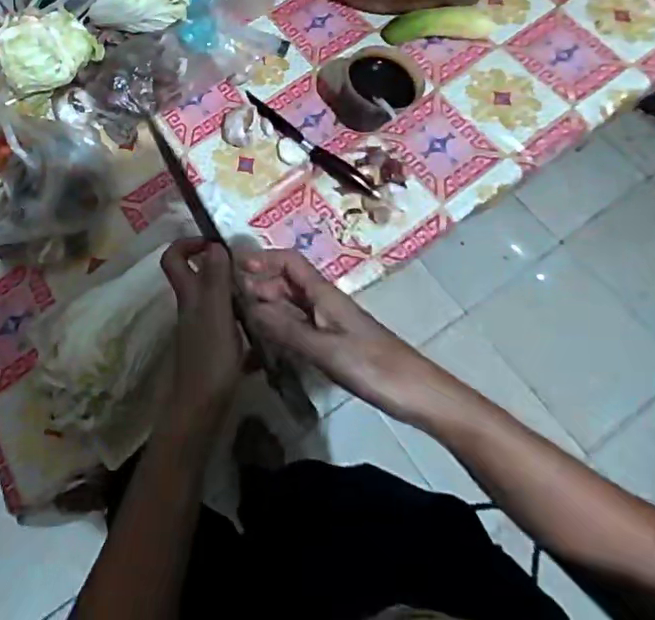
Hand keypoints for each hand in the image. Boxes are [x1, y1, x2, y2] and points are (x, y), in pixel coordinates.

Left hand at [158, 239, 244, 434]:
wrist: (201, 409)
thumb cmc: (209, 358)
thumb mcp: (216, 313)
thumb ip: (215, 279)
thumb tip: (213, 244)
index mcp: (188, 295)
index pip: (172, 258)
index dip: (186, 244)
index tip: (214, 243)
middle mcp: (190, 307)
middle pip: (196, 277)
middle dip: (218, 266)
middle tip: (247, 267)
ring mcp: (200, 328)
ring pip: (213, 299)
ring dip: (234, 292)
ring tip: (262, 293)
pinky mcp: (212, 347)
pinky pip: (227, 323)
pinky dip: (242, 319)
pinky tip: (264, 326)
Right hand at [237, 249, 437, 420]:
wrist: (419, 395)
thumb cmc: (373, 367)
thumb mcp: (325, 349)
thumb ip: (286, 329)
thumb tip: (250, 307)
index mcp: (324, 295)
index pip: (291, 262)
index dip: (264, 258)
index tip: (237, 266)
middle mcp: (325, 303)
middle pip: (288, 282)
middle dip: (261, 284)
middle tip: (235, 299)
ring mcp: (331, 323)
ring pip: (293, 304)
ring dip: (269, 305)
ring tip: (245, 319)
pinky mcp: (335, 343)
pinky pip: (301, 325)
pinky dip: (282, 326)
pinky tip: (270, 341)